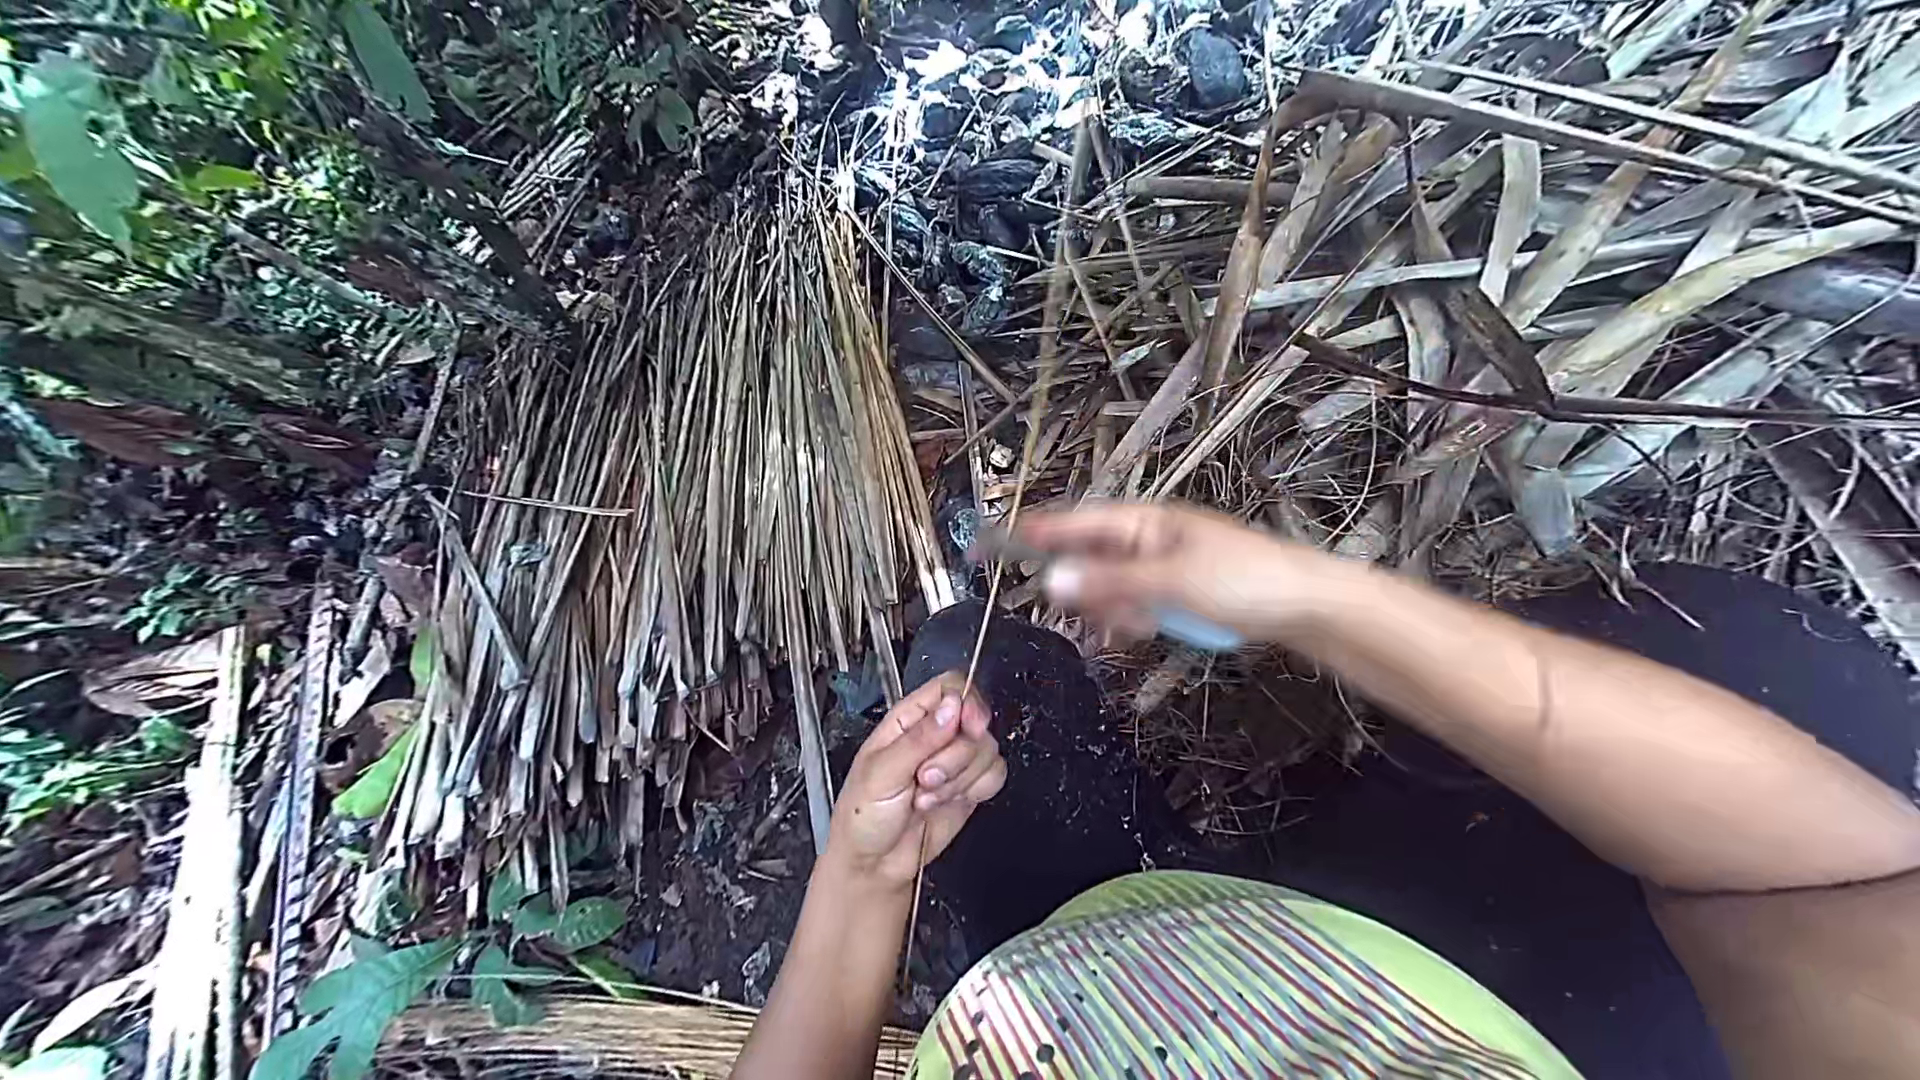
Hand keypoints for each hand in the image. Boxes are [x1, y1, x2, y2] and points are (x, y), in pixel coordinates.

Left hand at [824, 671, 1005, 889]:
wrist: (873, 864)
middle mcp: (935, 733)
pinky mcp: (969, 784)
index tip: (966, 727)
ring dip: (960, 779)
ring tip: (927, 796)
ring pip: (986, 748)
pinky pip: (995, 774)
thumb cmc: (862, 815)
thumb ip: (919, 739)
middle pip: (975, 719)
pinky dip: (977, 790)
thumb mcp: (881, 773)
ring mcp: (954, 759)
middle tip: (926, 778)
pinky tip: (947, 801)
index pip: (951, 687)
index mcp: (908, 718)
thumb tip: (951, 707)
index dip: (965, 702)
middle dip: (955, 756)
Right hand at [1015, 501, 1354, 642]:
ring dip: (1110, 609)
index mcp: (1139, 522)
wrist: (1304, 604)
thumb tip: (1053, 581)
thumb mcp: (1171, 582)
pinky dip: (1127, 618)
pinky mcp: (1166, 590)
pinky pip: (1127, 603)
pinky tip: (1142, 627)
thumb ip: (1109, 583)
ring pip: (1104, 586)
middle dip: (1085, 589)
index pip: (1070, 523)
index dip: (1029, 533)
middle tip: (1102, 612)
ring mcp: (1153, 565)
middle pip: (1083, 559)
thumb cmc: (1245, 580)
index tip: (990, 546)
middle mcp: (1140, 539)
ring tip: (1138, 622)